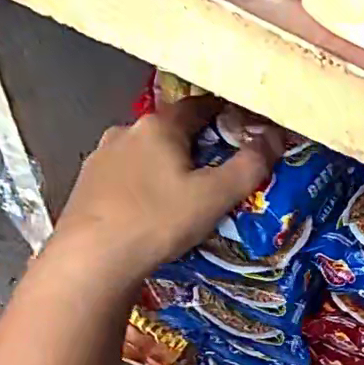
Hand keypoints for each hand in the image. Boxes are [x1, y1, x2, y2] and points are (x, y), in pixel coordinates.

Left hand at [48, 95, 276, 284]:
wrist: (92, 258)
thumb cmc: (158, 220)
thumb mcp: (214, 196)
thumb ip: (249, 166)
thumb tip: (276, 138)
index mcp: (159, 126)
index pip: (200, 106)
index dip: (227, 115)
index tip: (245, 131)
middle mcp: (126, 131)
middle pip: (172, 131)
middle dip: (196, 146)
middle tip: (219, 173)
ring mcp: (102, 157)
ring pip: (147, 155)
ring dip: (167, 167)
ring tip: (184, 197)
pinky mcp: (88, 184)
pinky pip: (127, 177)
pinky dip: (145, 186)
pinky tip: (151, 211)